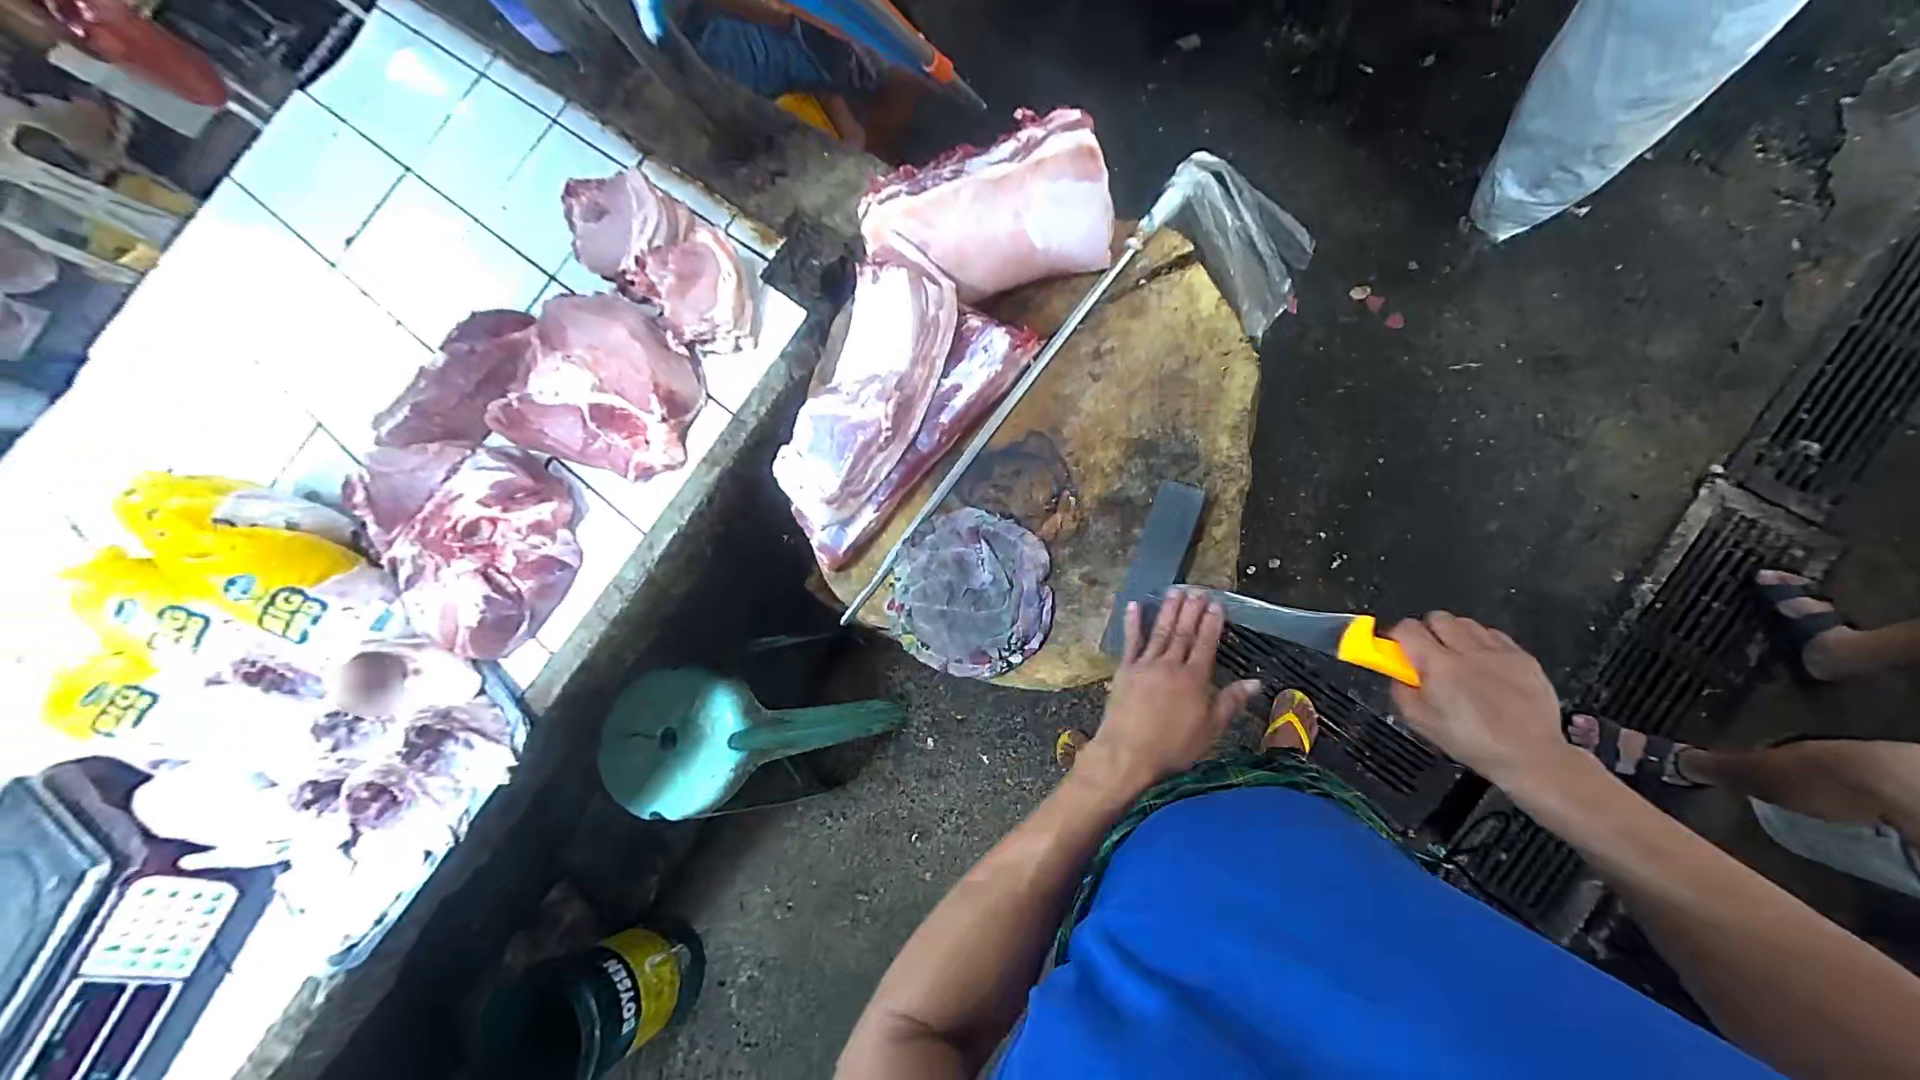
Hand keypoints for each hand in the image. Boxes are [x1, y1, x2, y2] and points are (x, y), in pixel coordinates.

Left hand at [1078, 588, 1261, 797]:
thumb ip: (1230, 702)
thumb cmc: (1173, 746)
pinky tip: (1134, 606)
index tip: (1216, 604)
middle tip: (1197, 590)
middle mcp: (1170, 665)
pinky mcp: (1125, 670)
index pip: (1206, 644)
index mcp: (1194, 679)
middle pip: (1183, 632)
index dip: (1212, 623)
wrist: (1128, 752)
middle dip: (1191, 610)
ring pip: (1159, 631)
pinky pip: (1131, 642)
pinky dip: (1133, 623)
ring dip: (1167, 610)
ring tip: (1175, 591)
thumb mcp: (1210, 729)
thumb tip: (1255, 682)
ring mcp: (1145, 665)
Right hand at [1387, 611, 1575, 788]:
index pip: (1407, 628)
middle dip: (1426, 632)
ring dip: (1454, 635)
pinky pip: (1495, 635)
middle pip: (1437, 618)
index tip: (1396, 650)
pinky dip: (1482, 643)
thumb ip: (1401, 690)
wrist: (1531, 756)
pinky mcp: (1524, 658)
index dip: (1397, 637)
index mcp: (1439, 666)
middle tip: (1426, 654)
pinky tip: (1482, 663)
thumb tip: (1398, 674)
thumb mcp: (1420, 722)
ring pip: (1466, 623)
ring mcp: (1499, 653)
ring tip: (1456, 658)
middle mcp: (1469, 652)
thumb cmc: (1474, 743)